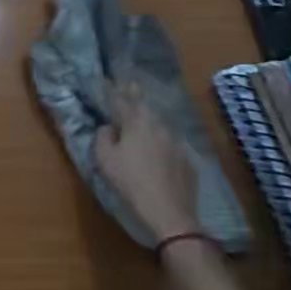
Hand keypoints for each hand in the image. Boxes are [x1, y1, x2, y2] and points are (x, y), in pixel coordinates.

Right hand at [94, 79, 200, 242]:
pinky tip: (158, 144)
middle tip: (130, 82)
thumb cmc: (130, 181)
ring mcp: (177, 143)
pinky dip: (161, 137)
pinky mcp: (187, 159)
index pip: (123, 100)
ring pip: (160, 123)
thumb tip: (109, 127)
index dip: (114, 89)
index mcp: (136, 123)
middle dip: (136, 94)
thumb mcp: (104, 158)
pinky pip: (170, 141)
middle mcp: (159, 127)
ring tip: (143, 112)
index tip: (108, 78)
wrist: (169, 212)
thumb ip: (103, 136)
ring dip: (150, 116)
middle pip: (145, 107)